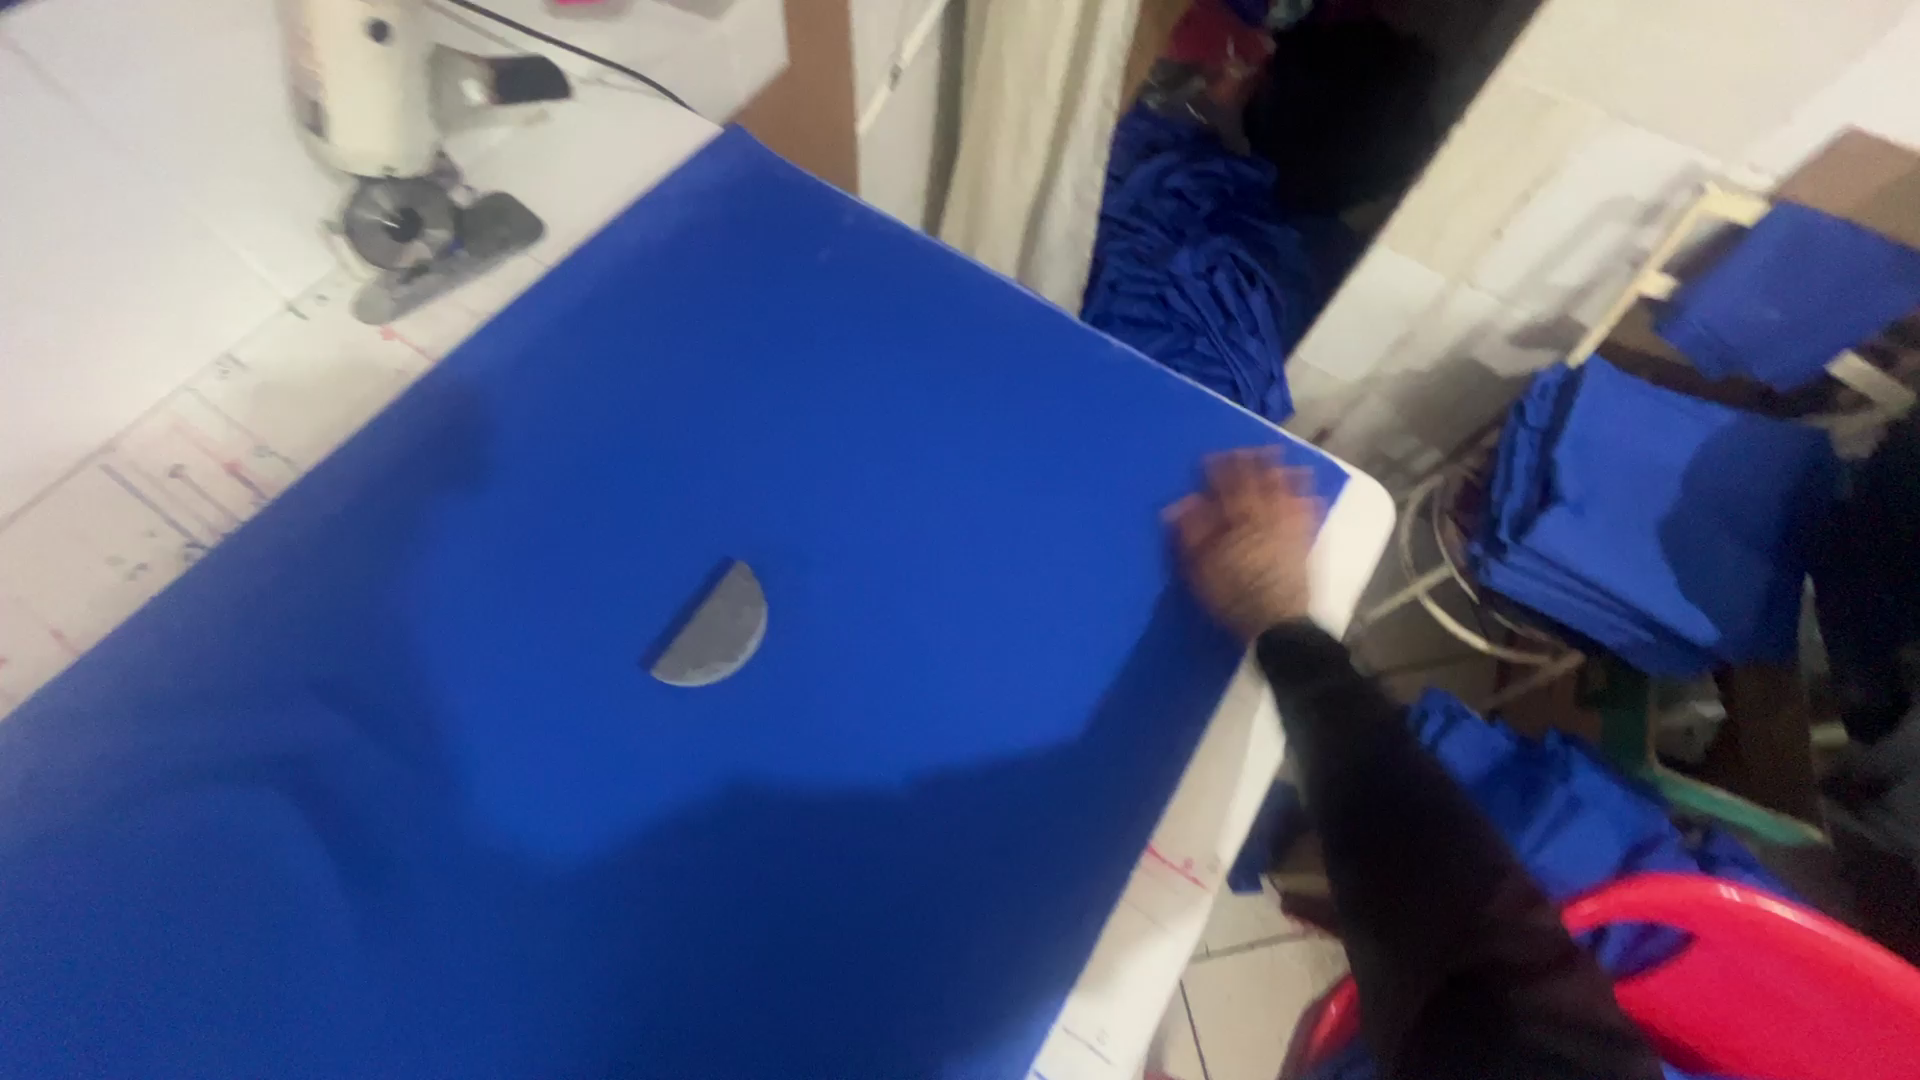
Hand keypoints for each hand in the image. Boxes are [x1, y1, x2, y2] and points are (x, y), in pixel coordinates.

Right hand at [1165, 450, 1317, 641]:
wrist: (1278, 623)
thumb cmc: (1233, 597)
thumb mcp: (1200, 568)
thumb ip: (1191, 533)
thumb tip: (1181, 503)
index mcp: (1239, 520)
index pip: (1228, 486)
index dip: (1220, 469)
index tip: (1212, 456)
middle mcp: (1268, 516)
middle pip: (1260, 481)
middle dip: (1252, 463)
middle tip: (1246, 449)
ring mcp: (1291, 527)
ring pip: (1287, 490)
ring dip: (1281, 471)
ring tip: (1277, 457)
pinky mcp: (1306, 542)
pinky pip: (1309, 511)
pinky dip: (1308, 496)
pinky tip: (1309, 489)